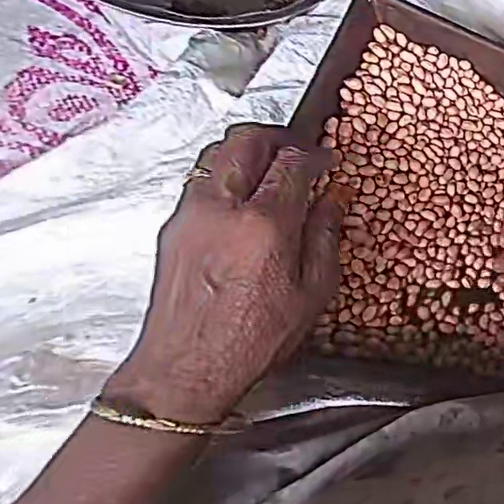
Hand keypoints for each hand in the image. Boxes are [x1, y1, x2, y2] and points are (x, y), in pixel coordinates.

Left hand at [103, 124, 341, 422]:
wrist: (187, 366)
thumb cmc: (259, 334)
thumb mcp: (314, 289)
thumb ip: (324, 235)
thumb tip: (332, 199)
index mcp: (265, 223)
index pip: (291, 163)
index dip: (315, 154)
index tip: (328, 158)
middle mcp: (221, 208)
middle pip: (243, 141)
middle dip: (276, 137)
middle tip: (298, 149)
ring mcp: (189, 214)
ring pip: (214, 154)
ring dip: (247, 150)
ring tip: (272, 168)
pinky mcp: (171, 228)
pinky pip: (200, 180)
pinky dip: (227, 172)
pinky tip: (246, 197)